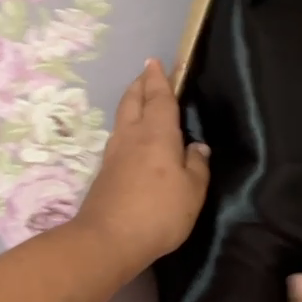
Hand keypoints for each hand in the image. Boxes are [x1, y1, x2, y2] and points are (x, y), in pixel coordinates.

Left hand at [72, 59, 210, 271]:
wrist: (108, 240)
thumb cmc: (158, 213)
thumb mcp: (193, 191)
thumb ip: (197, 165)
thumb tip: (197, 147)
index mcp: (157, 134)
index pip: (159, 98)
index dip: (159, 79)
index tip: (155, 62)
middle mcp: (131, 137)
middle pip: (132, 101)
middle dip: (140, 85)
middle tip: (146, 74)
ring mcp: (113, 155)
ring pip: (122, 119)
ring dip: (131, 104)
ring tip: (140, 100)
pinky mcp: (104, 173)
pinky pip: (118, 139)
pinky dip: (127, 127)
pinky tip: (132, 137)